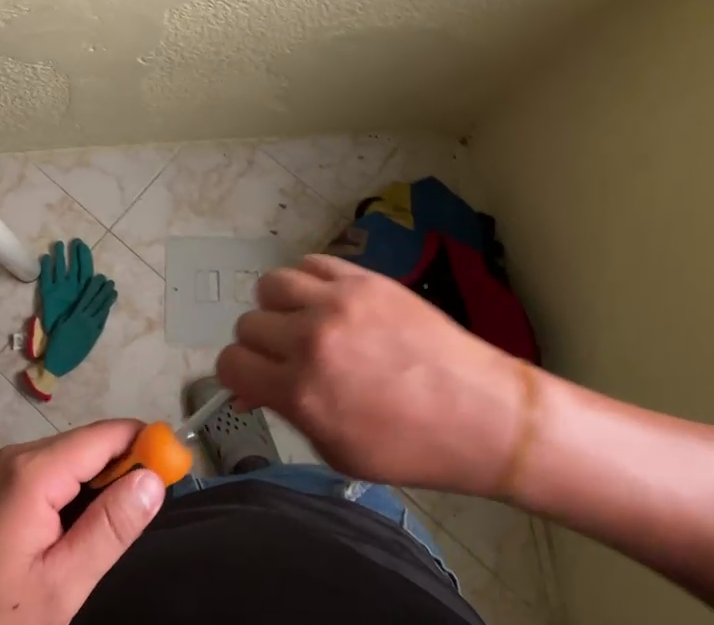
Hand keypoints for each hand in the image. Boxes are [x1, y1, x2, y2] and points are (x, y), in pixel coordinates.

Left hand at [0, 421, 164, 624]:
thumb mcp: (59, 587)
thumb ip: (110, 529)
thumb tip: (155, 477)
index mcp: (34, 471)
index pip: (108, 434)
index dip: (147, 447)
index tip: (177, 476)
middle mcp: (16, 457)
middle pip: (89, 447)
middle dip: (121, 476)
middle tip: (130, 531)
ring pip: (68, 465)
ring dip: (94, 494)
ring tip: (94, 548)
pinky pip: (44, 480)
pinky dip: (67, 502)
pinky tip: (62, 547)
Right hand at [217, 254, 532, 496]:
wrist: (482, 413)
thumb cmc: (413, 447)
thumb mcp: (338, 451)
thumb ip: (288, 414)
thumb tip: (252, 390)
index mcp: (301, 392)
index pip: (231, 364)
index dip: (238, 375)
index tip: (254, 379)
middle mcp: (311, 340)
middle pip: (248, 324)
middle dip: (261, 345)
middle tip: (286, 357)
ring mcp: (338, 303)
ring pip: (271, 285)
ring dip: (279, 307)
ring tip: (303, 323)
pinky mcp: (365, 279)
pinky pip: (311, 262)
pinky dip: (310, 281)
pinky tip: (327, 302)